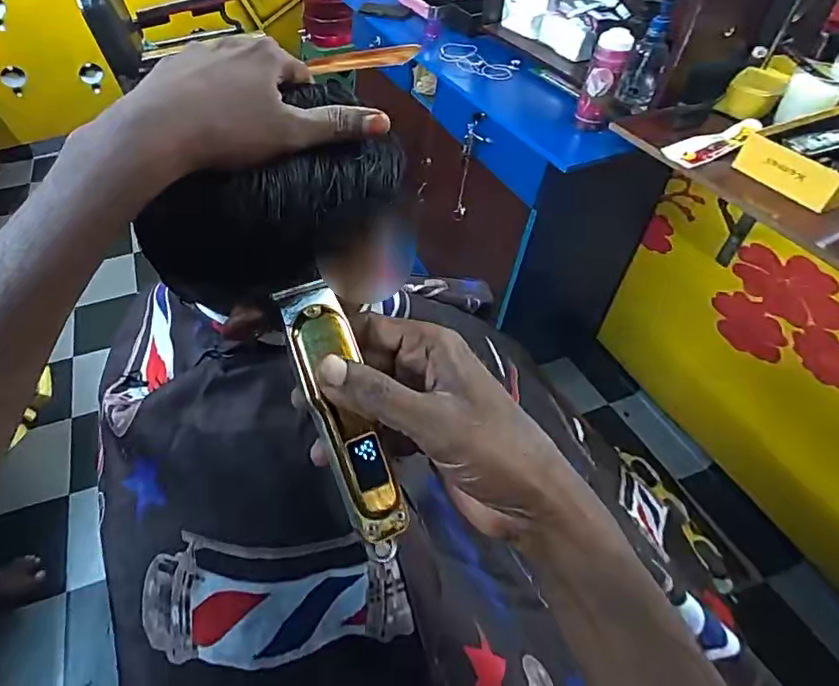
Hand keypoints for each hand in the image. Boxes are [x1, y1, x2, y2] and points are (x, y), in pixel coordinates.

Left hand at [84, 35, 389, 180]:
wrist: (154, 132)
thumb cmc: (226, 131)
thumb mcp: (288, 133)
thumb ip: (335, 125)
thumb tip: (383, 121)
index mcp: (268, 54)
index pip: (299, 73)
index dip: (300, 100)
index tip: (290, 124)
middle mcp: (234, 41)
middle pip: (263, 68)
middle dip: (265, 93)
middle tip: (255, 129)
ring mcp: (198, 50)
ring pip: (228, 70)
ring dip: (232, 91)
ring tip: (224, 126)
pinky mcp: (168, 65)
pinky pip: (195, 78)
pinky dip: (200, 93)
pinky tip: (194, 117)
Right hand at [309, 314, 576, 539]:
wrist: (538, 510)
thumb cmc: (492, 449)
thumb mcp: (432, 420)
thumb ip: (376, 393)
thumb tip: (324, 366)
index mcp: (430, 347)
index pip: (373, 329)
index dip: (337, 338)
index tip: (300, 353)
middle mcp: (423, 367)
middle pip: (367, 365)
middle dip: (335, 384)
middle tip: (300, 402)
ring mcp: (422, 403)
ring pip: (371, 400)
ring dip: (345, 418)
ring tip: (314, 435)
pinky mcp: (422, 435)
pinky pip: (382, 429)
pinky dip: (362, 442)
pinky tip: (337, 459)